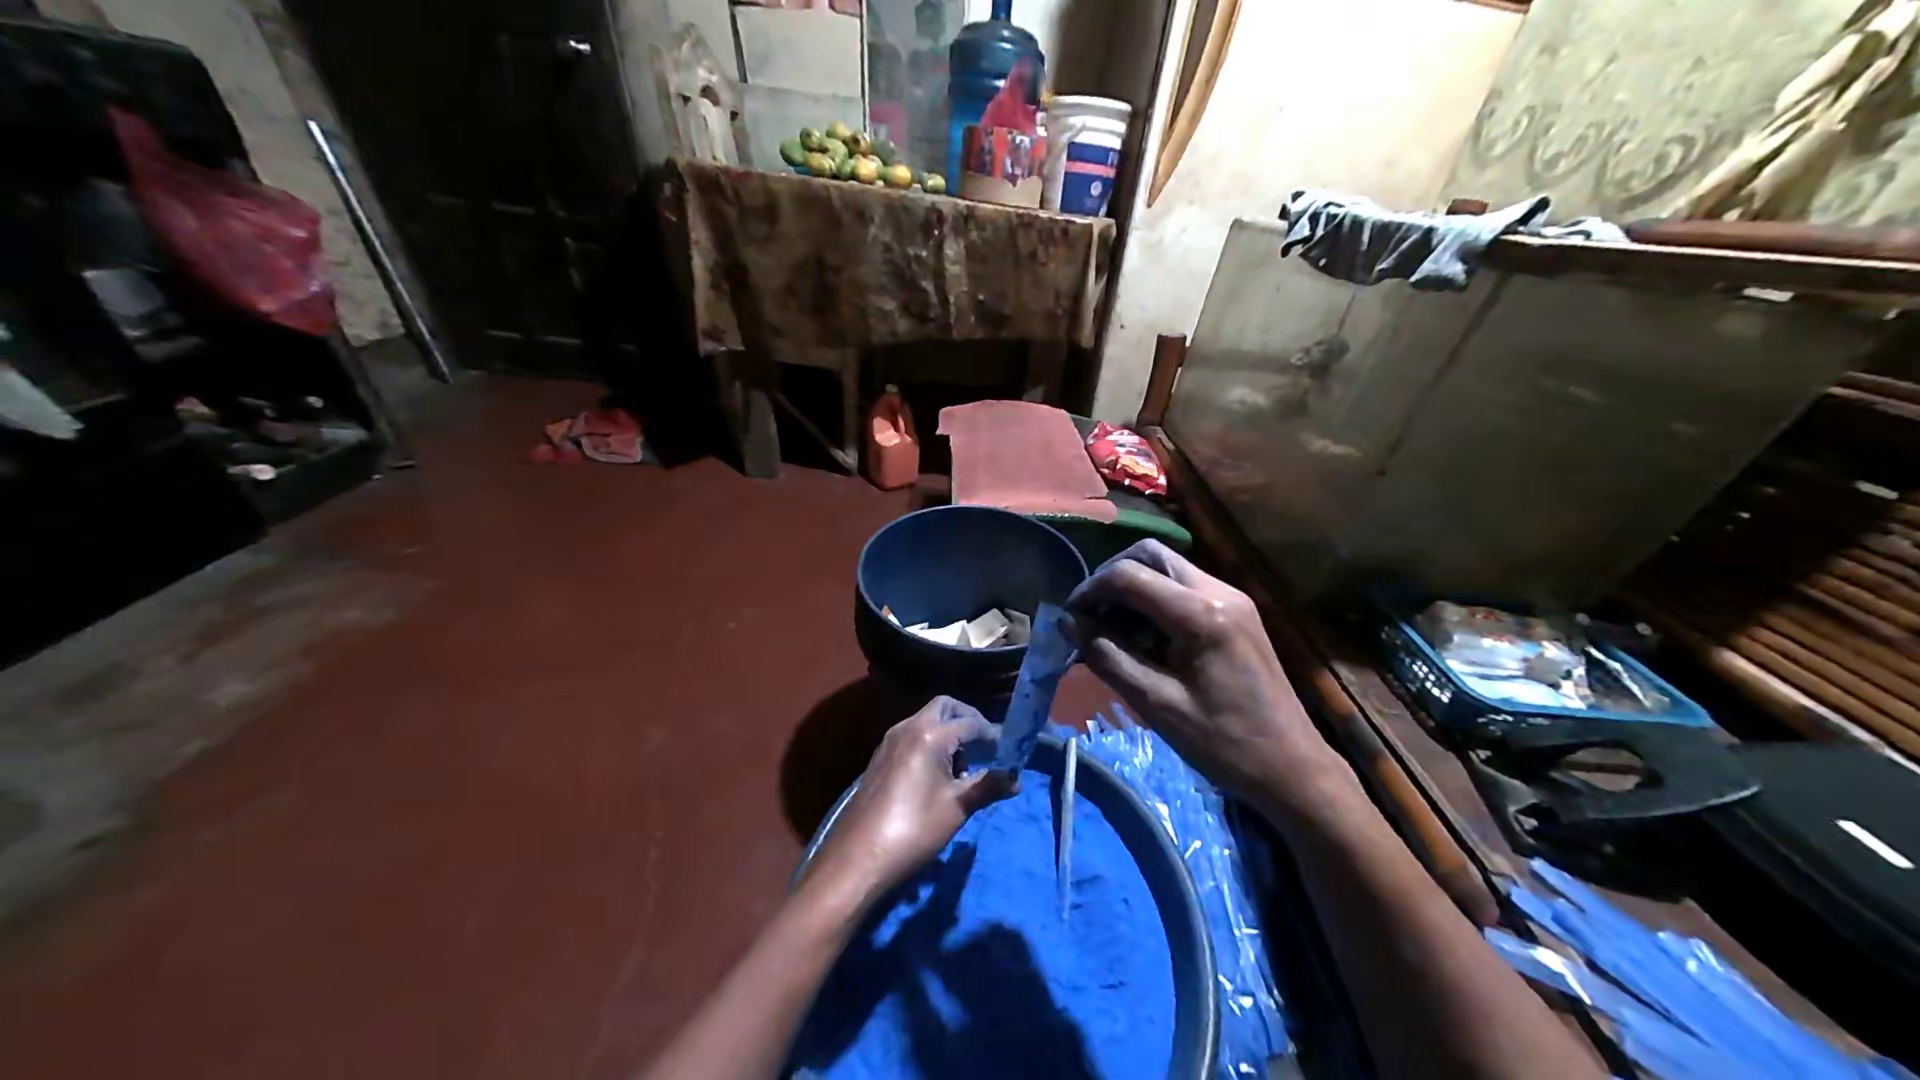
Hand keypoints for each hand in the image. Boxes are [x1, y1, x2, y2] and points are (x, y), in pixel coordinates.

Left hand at [802, 697, 1015, 911]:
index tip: (1008, 752)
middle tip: (986, 747)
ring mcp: (889, 741)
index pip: (971, 722)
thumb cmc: (914, 828)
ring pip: (926, 721)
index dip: (993, 735)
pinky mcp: (880, 758)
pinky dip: (930, 744)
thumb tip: (1017, 779)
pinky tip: (937, 778)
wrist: (859, 857)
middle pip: (945, 707)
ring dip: (948, 733)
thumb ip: (989, 786)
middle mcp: (907, 727)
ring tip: (963, 771)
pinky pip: (912, 736)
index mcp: (929, 733)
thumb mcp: (958, 807)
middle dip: (968, 720)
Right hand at [1066, 540, 1334, 803]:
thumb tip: (1070, 624)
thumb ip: (1107, 657)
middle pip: (1150, 554)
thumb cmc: (1221, 743)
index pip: (1128, 575)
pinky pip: (1185, 585)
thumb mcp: (1155, 704)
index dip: (1090, 591)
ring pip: (1168, 566)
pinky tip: (1145, 634)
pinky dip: (1156, 597)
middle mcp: (1219, 591)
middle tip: (1090, 614)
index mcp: (1200, 614)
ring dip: (1133, 586)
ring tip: (1113, 627)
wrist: (1290, 767)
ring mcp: (1232, 597)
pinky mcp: (1237, 611)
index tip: (1070, 619)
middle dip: (1111, 577)